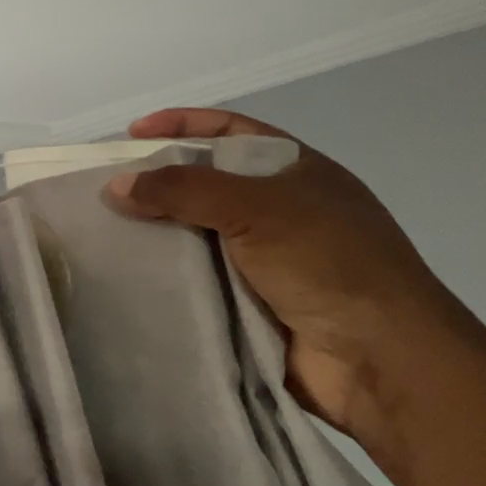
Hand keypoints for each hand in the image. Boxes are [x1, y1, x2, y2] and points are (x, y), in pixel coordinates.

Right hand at [105, 108, 476, 434]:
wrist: (381, 360)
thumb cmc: (330, 264)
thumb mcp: (256, 208)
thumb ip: (183, 189)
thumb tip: (116, 185)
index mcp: (298, 173)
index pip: (231, 132)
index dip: (182, 125)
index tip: (132, 135)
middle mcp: (281, 210)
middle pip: (206, 182)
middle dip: (157, 181)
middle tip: (105, 187)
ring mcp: (266, 258)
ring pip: (195, 231)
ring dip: (155, 230)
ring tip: (103, 229)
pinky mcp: (250, 302)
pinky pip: (196, 277)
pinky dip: (166, 272)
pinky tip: (128, 271)